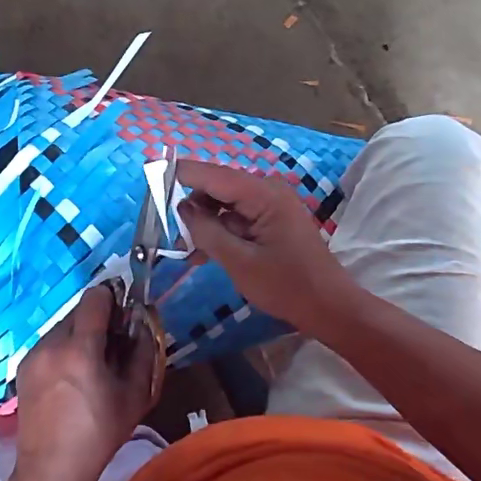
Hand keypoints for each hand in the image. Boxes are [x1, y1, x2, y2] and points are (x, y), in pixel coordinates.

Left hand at [14, 283, 160, 480]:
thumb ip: (142, 352)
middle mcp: (51, 343)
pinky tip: (70, 376)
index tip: (124, 311)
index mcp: (80, 348)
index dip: (112, 298)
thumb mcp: (134, 396)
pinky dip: (62, 348)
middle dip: (96, 319)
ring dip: (78, 333)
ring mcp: (32, 354)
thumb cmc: (99, 434)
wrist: (52, 468)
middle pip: (77, 311)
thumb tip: (143, 323)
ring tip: (91, 362)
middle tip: (112, 342)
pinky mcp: (22, 367)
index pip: (94, 298)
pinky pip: (47, 344)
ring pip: (60, 326)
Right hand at [176, 160, 362, 337]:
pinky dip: (221, 231)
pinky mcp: (273, 219)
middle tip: (170, 234)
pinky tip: (206, 253)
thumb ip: (207, 231)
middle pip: (217, 187)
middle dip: (192, 207)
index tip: (149, 172)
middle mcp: (269, 190)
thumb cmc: (287, 286)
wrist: (330, 307)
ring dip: (205, 223)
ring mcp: (272, 204)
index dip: (180, 173)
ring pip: (225, 203)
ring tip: (190, 253)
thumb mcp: (238, 262)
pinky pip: (238, 215)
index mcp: (264, 195)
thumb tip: (181, 206)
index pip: (213, 174)